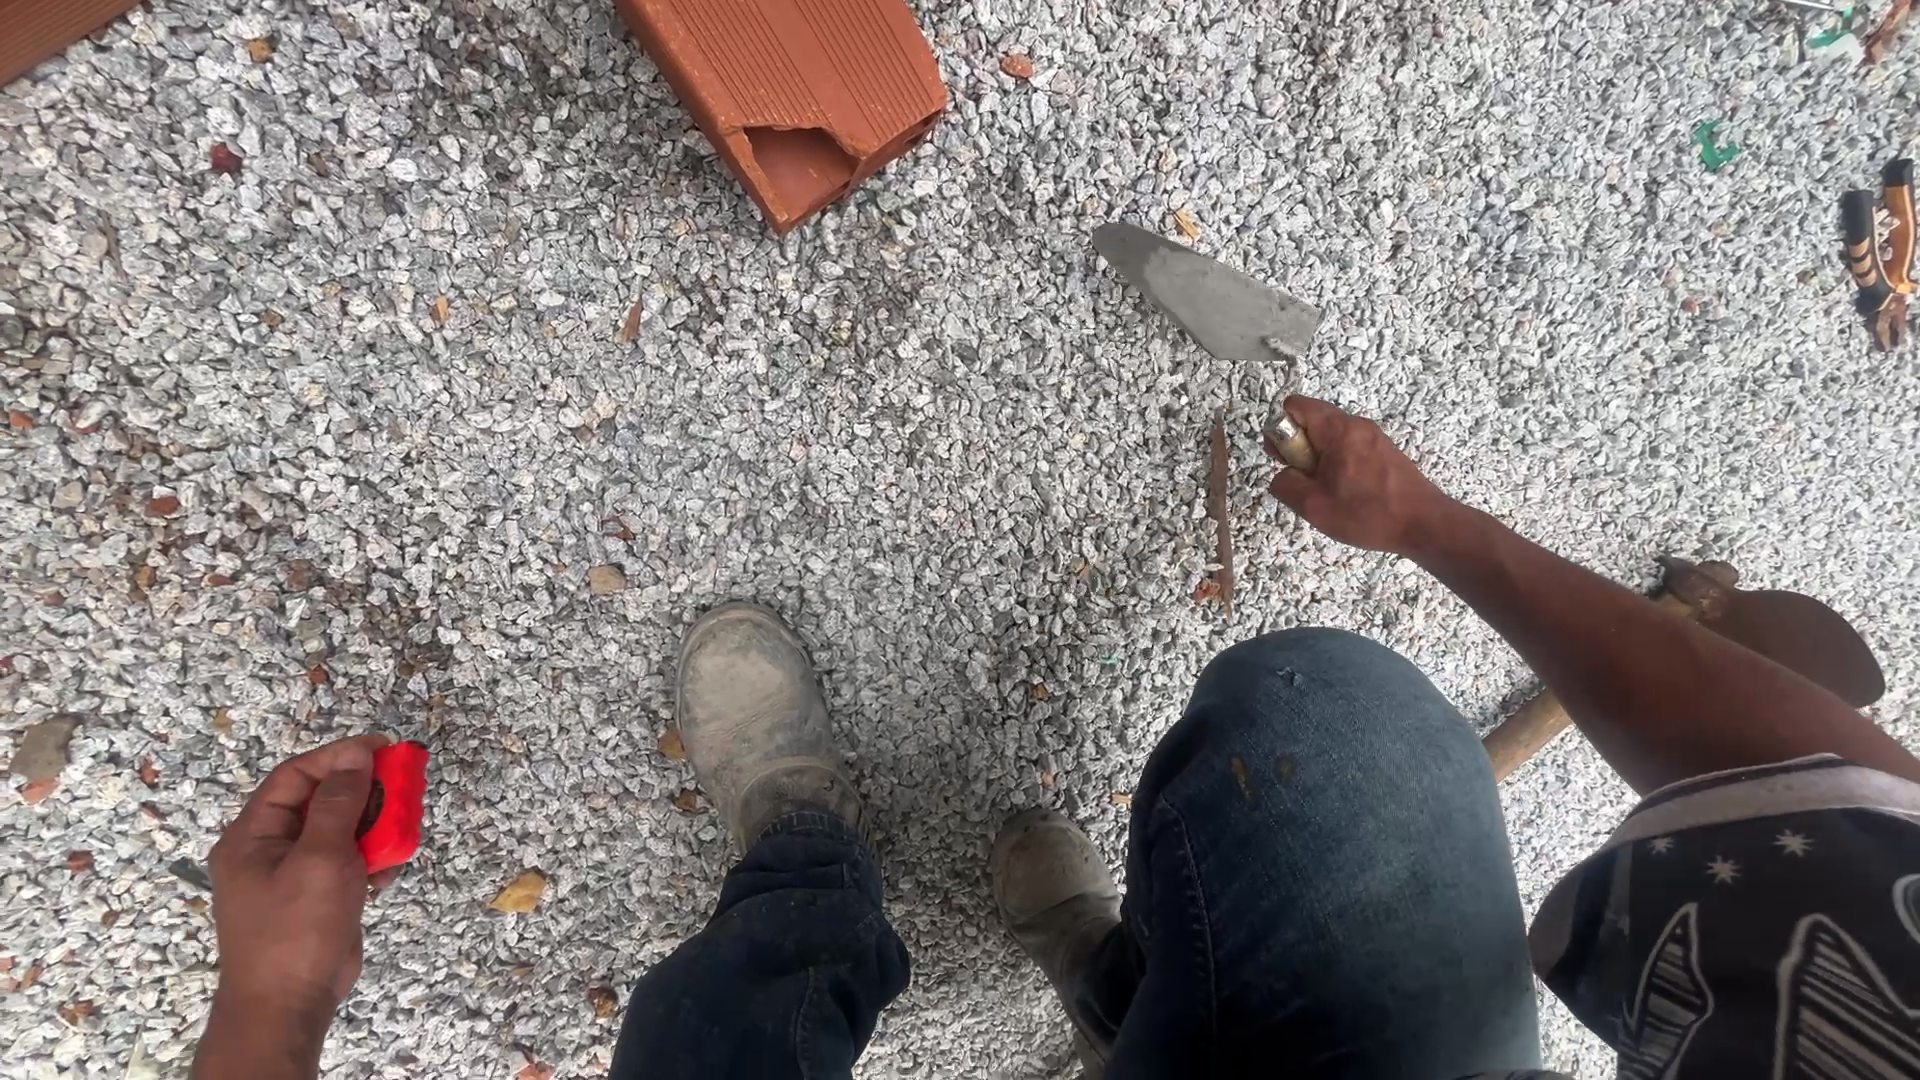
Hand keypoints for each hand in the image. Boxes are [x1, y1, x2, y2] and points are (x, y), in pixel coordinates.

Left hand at [192, 735, 388, 1079]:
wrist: (291, 1001)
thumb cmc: (298, 925)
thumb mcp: (320, 856)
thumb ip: (339, 802)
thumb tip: (356, 755)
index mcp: (253, 835)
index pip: (297, 775)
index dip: (340, 756)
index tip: (386, 749)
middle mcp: (271, 847)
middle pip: (326, 798)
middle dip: (369, 793)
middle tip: (406, 789)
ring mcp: (297, 870)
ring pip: (346, 826)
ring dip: (379, 827)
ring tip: (401, 837)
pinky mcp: (322, 890)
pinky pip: (354, 855)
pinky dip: (377, 857)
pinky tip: (389, 872)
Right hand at [1266, 395, 1456, 555]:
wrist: (1424, 524)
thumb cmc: (1366, 513)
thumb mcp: (1311, 505)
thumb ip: (1284, 483)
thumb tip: (1284, 475)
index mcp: (1338, 430)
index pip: (1295, 406)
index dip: (1279, 431)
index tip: (1285, 460)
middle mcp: (1357, 425)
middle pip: (1311, 421)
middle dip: (1297, 448)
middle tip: (1305, 481)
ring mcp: (1373, 437)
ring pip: (1328, 438)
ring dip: (1316, 460)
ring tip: (1326, 490)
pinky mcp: (1384, 452)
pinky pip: (1347, 448)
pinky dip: (1336, 465)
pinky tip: (1345, 492)